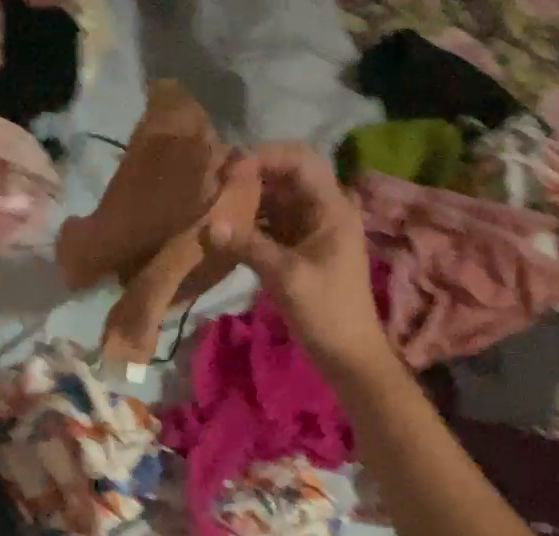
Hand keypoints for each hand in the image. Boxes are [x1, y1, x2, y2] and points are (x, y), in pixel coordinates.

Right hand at [205, 142, 398, 378]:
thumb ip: (250, 247)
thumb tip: (210, 226)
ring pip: (278, 203)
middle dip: (252, 177)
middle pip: (287, 178)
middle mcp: (324, 212)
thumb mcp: (287, 277)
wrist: (348, 356)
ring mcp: (313, 234)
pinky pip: (273, 229)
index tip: (230, 170)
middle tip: (215, 185)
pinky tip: (227, 233)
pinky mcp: (301, 254)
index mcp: (332, 208)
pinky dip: (251, 227)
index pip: (301, 161)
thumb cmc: (327, 313)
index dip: (265, 156)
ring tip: (215, 207)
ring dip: (248, 202)